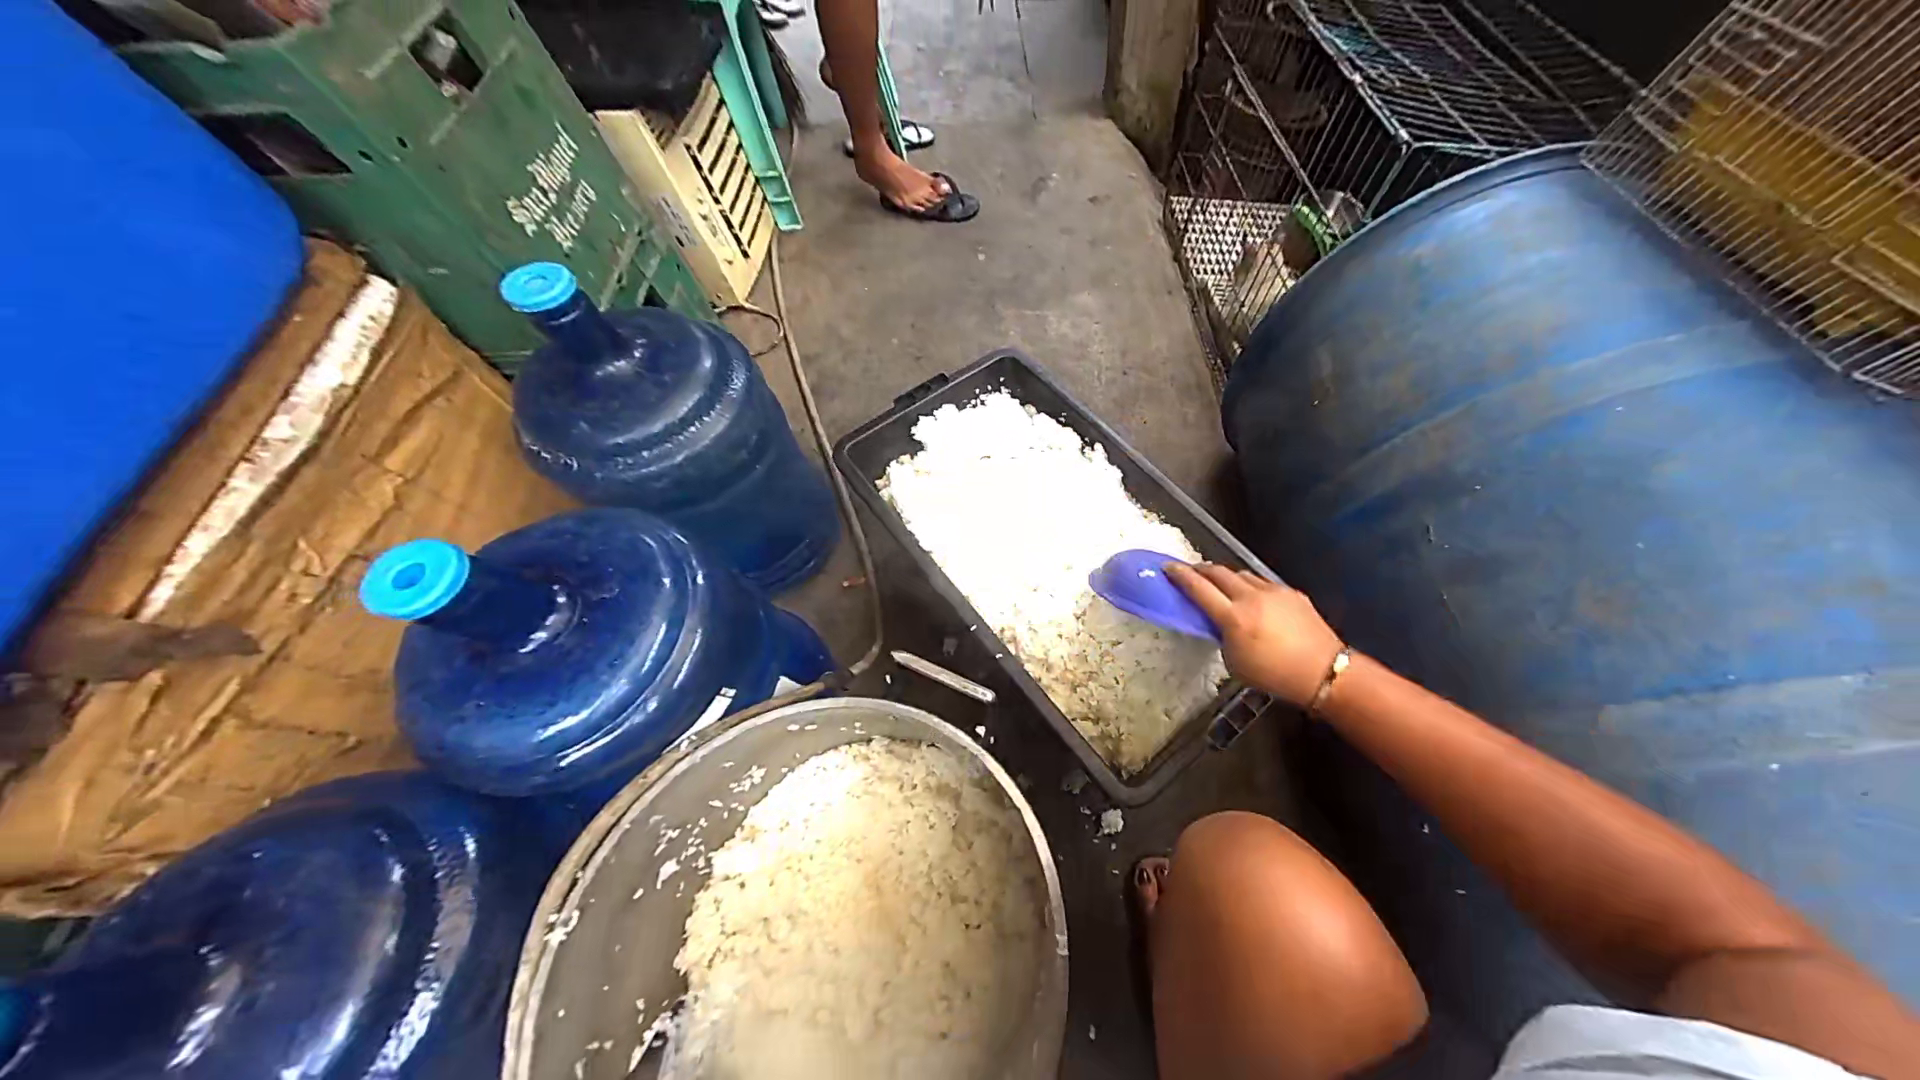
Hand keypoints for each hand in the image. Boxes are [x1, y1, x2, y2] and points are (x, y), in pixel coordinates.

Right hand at [1165, 563, 1343, 706]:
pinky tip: (1251, 599)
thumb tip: (1217, 621)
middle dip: (1200, 570)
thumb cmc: (1274, 675)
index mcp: (1233, 617)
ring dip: (1226, 577)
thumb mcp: (1234, 661)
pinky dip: (1250, 587)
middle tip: (1189, 573)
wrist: (1324, 672)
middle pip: (1218, 572)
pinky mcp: (1291, 592)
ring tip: (1220, 586)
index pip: (1198, 587)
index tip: (1168, 567)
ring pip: (1241, 574)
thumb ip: (1221, 635)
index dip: (1180, 575)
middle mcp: (1251, 597)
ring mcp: (1273, 592)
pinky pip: (1262, 583)